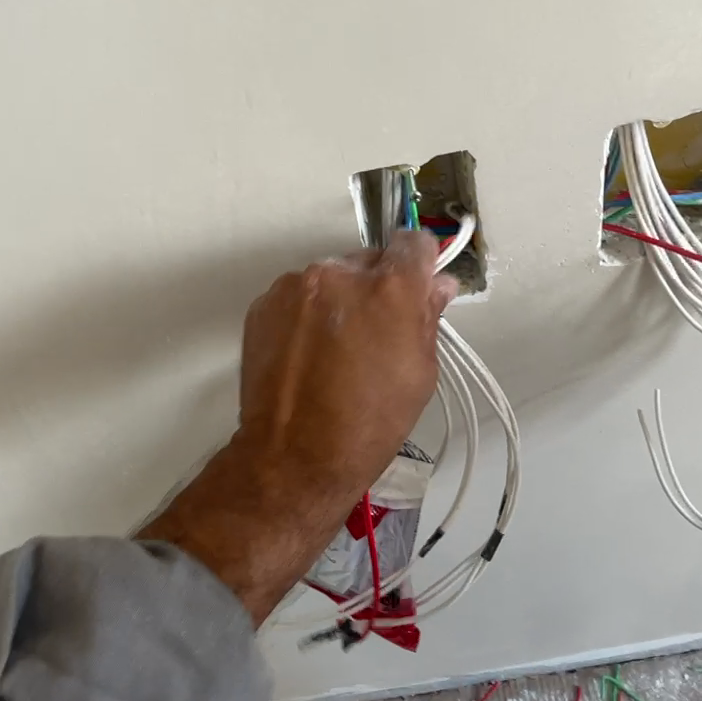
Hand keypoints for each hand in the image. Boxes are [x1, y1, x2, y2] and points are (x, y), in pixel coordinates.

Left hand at [138, 231, 457, 623]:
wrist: (295, 457)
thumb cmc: (369, 422)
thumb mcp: (420, 372)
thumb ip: (428, 317)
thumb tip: (437, 286)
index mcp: (388, 288)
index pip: (412, 243)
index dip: (419, 262)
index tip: (417, 282)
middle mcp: (339, 274)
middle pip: (368, 260)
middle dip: (376, 287)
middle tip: (375, 332)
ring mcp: (295, 286)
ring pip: (330, 278)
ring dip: (338, 299)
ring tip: (335, 350)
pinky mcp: (264, 304)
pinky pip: (296, 296)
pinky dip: (305, 314)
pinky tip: (308, 353)